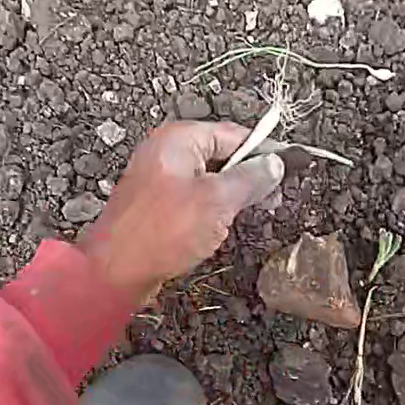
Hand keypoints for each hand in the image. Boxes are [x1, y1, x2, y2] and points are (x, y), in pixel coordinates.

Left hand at [76, 121, 284, 303]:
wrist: (115, 270)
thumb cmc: (161, 232)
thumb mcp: (218, 201)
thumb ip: (251, 178)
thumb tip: (274, 163)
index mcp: (177, 140)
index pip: (233, 134)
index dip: (264, 152)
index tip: (289, 170)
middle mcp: (164, 153)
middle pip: (220, 156)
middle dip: (247, 177)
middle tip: (270, 201)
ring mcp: (155, 179)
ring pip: (206, 180)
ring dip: (229, 197)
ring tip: (244, 217)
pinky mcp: (152, 205)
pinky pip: (190, 199)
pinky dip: (208, 210)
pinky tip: (217, 229)